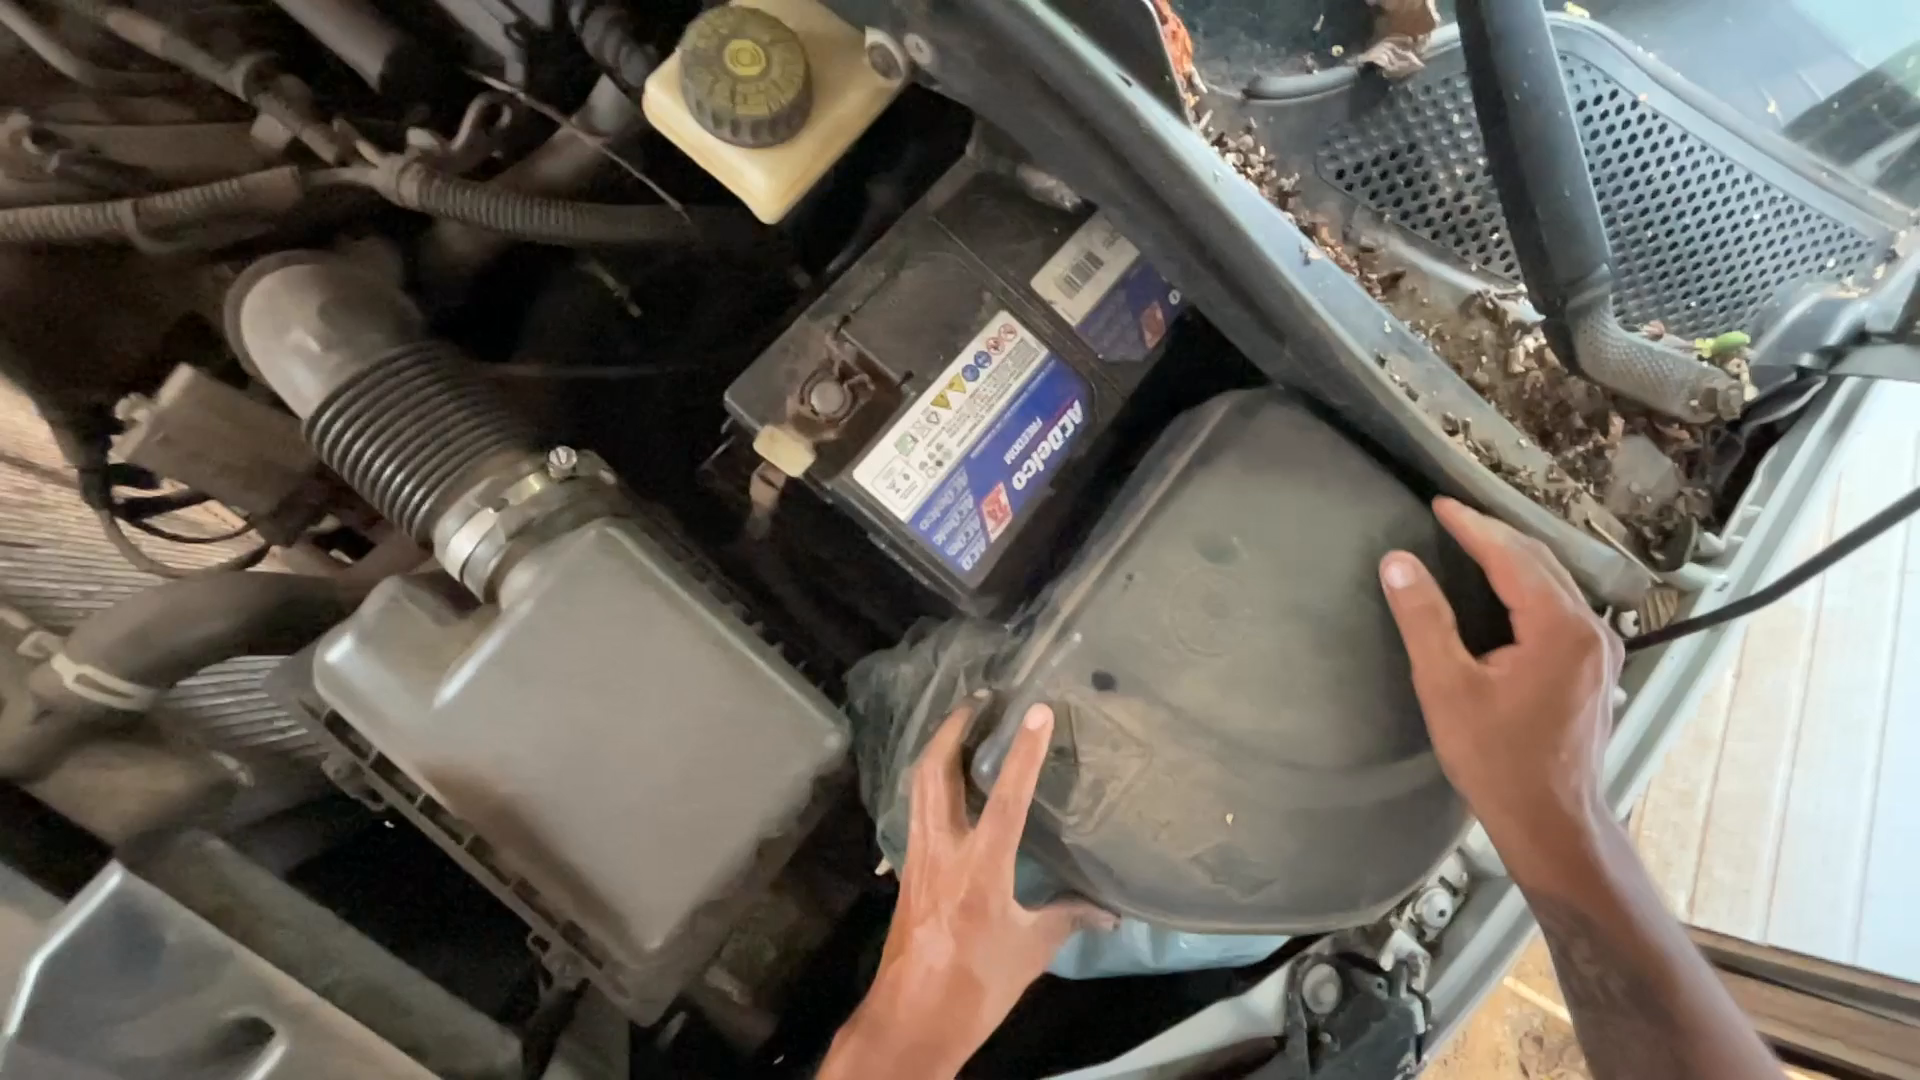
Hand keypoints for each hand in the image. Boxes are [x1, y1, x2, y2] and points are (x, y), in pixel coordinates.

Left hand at [819, 699, 1115, 1079]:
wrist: (911, 1018)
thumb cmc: (975, 985)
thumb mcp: (1030, 951)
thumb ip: (1068, 919)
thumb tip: (1109, 911)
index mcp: (981, 867)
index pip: (1006, 797)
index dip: (1022, 751)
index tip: (1034, 710)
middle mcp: (943, 848)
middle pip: (938, 772)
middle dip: (954, 729)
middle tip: (978, 700)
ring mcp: (918, 855)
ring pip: (920, 785)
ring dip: (938, 748)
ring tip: (960, 724)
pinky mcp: (908, 867)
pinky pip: (916, 807)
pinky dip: (930, 780)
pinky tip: (945, 780)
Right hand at [1377, 498, 1624, 873]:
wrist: (1550, 818)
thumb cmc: (1493, 754)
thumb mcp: (1445, 684)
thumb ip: (1423, 618)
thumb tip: (1398, 561)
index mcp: (1560, 628)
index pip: (1512, 557)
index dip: (1472, 527)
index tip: (1438, 503)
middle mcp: (1593, 630)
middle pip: (1542, 562)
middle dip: (1495, 533)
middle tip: (1450, 515)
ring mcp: (1601, 650)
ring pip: (1555, 582)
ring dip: (1513, 554)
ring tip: (1472, 538)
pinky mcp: (1594, 667)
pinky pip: (1560, 604)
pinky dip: (1527, 581)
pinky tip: (1505, 584)